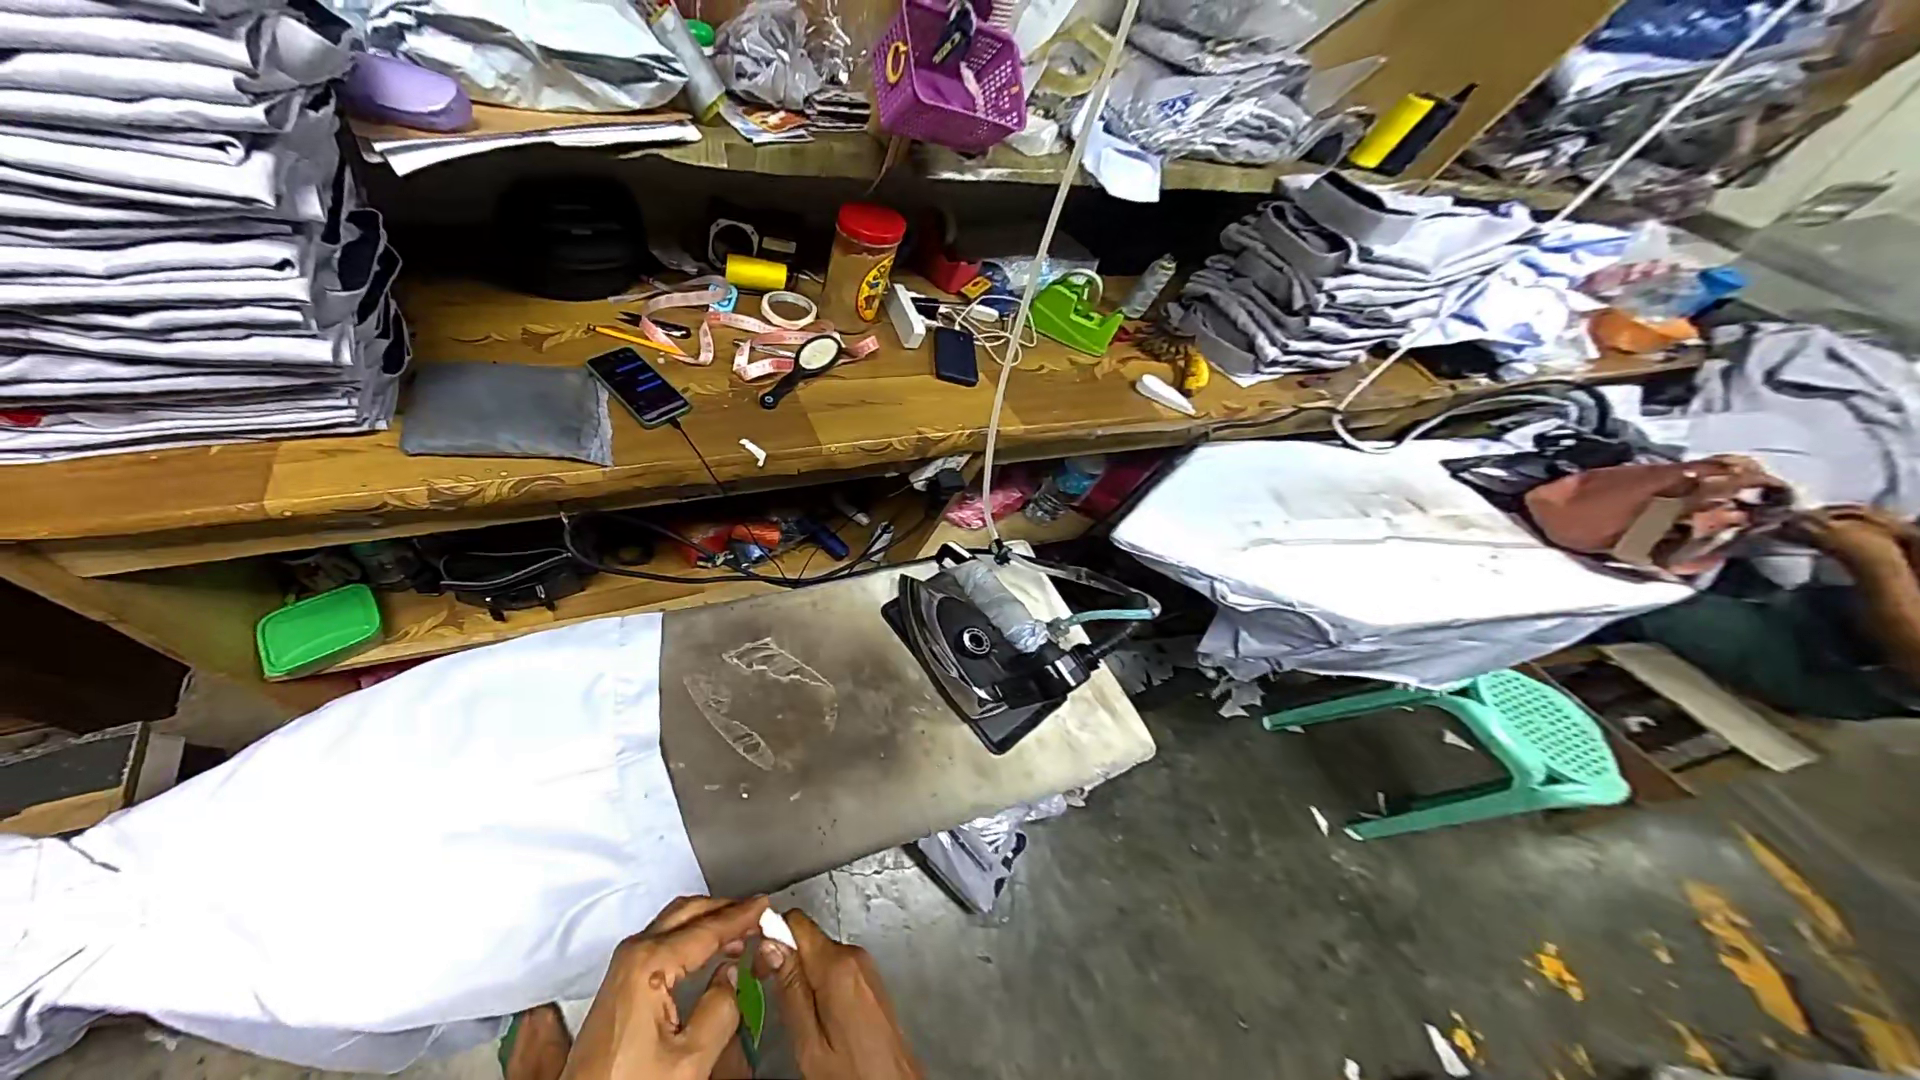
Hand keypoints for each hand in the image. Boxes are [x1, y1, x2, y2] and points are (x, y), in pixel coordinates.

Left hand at [559, 895, 769, 1079]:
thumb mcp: (690, 1061)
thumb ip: (722, 1010)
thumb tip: (733, 976)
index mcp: (651, 964)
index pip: (708, 928)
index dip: (742, 916)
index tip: (766, 906)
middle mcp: (634, 954)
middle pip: (688, 912)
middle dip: (725, 908)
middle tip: (757, 913)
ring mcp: (622, 967)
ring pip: (674, 921)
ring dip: (708, 919)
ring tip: (740, 927)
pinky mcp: (619, 983)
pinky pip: (662, 938)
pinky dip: (691, 932)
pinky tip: (708, 947)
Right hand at [756, 909, 923, 1079]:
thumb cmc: (850, 1071)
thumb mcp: (809, 1040)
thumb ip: (789, 988)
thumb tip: (770, 944)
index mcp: (837, 966)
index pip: (797, 922)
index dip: (773, 937)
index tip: (760, 966)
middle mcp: (854, 955)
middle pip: (808, 938)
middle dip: (787, 960)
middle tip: (774, 996)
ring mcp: (865, 963)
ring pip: (820, 952)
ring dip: (803, 974)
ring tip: (799, 1015)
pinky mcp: (869, 975)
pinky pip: (835, 965)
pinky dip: (820, 981)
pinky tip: (820, 1014)